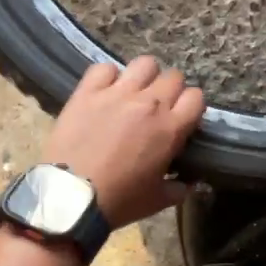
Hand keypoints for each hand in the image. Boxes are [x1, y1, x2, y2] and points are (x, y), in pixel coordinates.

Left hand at [41, 57, 204, 227]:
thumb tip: (187, 183)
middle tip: (156, 107)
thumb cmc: (118, 201)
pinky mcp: (88, 92)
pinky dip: (107, 77)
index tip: (180, 117)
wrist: (69, 200)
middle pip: (173, 77)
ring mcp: (118, 94)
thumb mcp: (156, 200)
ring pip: (144, 64)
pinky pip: (104, 68)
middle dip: (169, 90)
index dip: (190, 106)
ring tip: (133, 92)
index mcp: (171, 128)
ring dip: (143, 76)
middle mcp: (150, 103)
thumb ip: (178, 188)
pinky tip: (104, 91)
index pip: (196, 97)